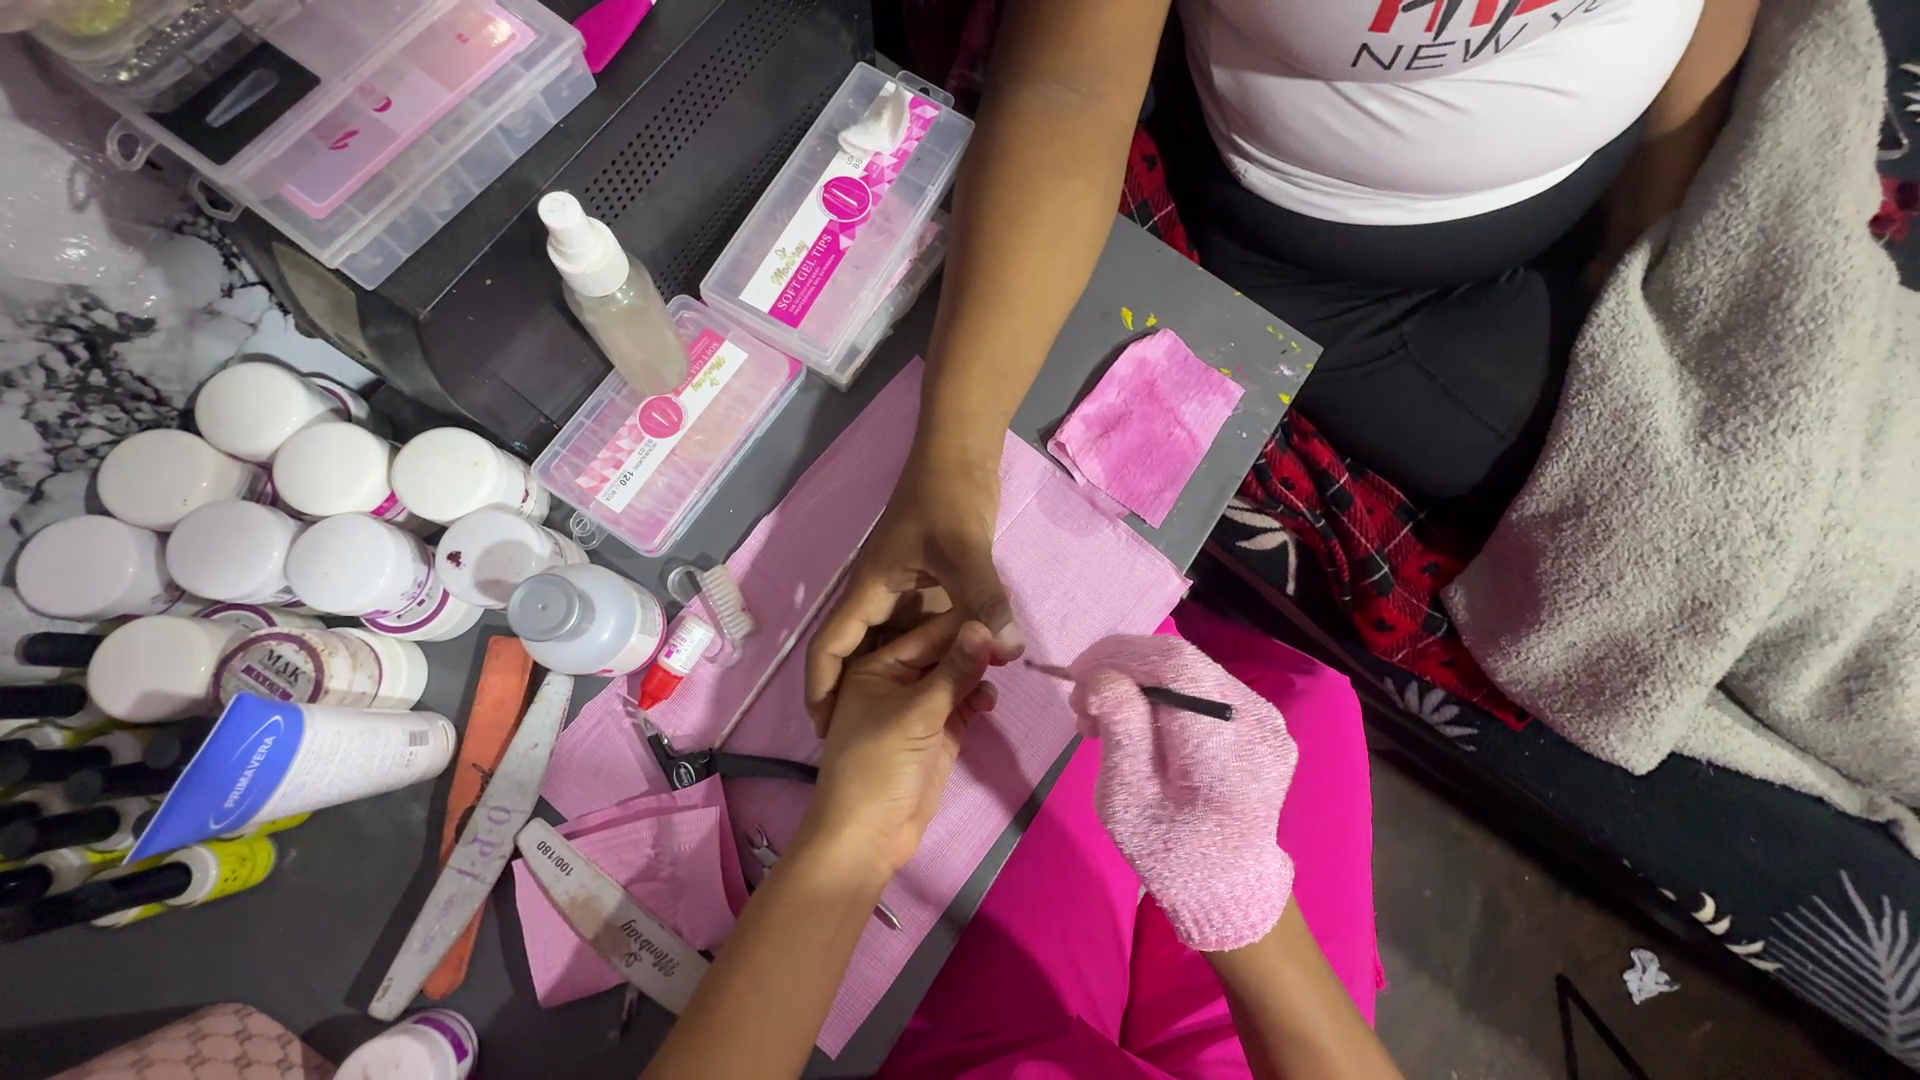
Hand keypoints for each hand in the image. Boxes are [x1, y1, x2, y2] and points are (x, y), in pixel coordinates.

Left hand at [799, 613, 997, 876]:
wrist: (868, 837)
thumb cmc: (878, 766)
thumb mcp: (916, 714)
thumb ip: (954, 670)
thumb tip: (984, 625)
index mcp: (876, 666)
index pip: (926, 635)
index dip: (962, 622)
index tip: (1000, 606)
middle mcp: (897, 680)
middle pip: (943, 653)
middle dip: (975, 647)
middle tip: (1011, 638)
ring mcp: (919, 707)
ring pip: (956, 677)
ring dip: (977, 673)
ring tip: (1004, 669)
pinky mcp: (938, 732)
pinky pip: (962, 703)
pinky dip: (976, 698)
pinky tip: (989, 701)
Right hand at [805, 452, 1023, 736]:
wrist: (961, 458)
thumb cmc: (948, 500)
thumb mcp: (964, 553)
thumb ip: (984, 601)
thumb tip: (1008, 652)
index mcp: (868, 590)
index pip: (831, 645)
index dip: (821, 687)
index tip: (823, 728)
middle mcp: (879, 595)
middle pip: (861, 652)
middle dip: (861, 693)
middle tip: (874, 737)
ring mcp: (904, 589)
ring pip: (897, 643)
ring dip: (904, 675)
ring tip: (914, 719)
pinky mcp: (929, 584)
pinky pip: (925, 629)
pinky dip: (935, 652)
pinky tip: (954, 676)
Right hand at [1072, 634, 1297, 951]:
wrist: (1229, 884)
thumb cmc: (1169, 850)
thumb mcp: (1126, 800)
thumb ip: (1120, 730)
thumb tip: (1100, 674)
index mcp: (1225, 751)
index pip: (1175, 667)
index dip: (1119, 655)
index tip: (1077, 675)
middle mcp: (1258, 722)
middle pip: (1181, 660)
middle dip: (1122, 666)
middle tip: (1083, 701)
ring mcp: (1268, 718)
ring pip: (1189, 667)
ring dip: (1138, 678)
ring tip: (1104, 715)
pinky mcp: (1263, 718)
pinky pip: (1203, 684)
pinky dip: (1162, 691)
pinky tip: (1140, 720)